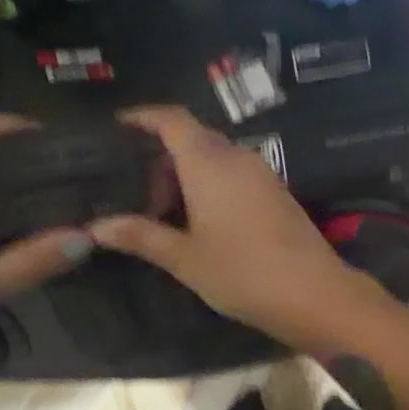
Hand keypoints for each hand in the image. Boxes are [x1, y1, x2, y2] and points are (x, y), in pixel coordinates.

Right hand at [88, 106, 378, 338]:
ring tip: (165, 218)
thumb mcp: (184, 257)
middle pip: (191, 139)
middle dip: (160, 161)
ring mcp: (260, 172)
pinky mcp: (275, 190)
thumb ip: (140, 236)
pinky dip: (209, 186)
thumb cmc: (242, 272)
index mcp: (209, 162)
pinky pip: (233, 173)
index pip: (172, 120)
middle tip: (137, 199)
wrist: (314, 293)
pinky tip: (198, 224)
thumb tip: (94, 227)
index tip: (117, 126)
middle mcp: (236, 157)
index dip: (143, 117)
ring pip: (213, 158)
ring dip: (185, 177)